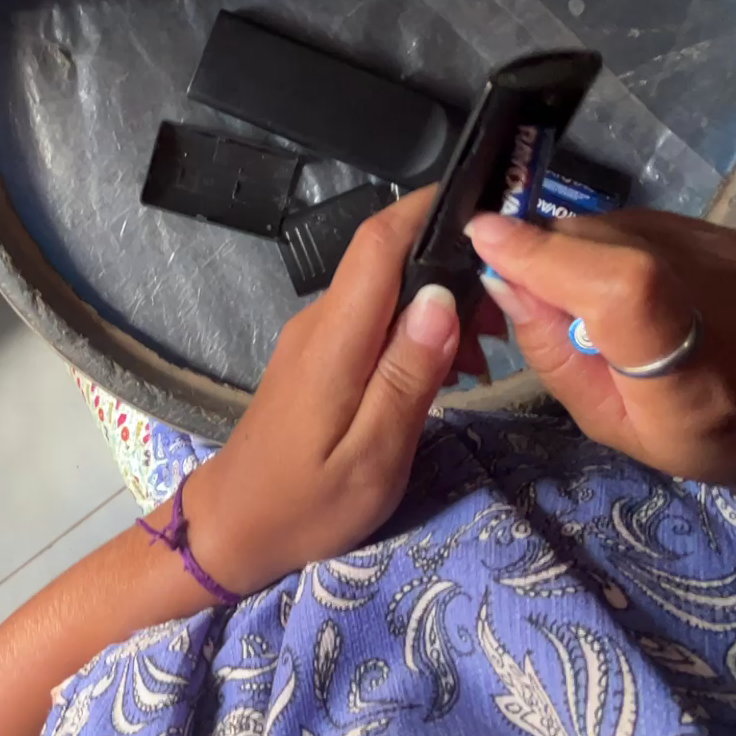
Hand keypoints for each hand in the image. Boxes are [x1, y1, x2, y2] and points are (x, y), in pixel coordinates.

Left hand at [186, 188, 490, 594]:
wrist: (234, 525)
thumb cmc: (304, 504)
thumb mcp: (373, 455)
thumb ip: (407, 375)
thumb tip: (441, 296)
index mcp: (333, 339)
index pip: (377, 243)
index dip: (427, 210)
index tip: (485, 210)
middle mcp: (318, 323)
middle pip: (387, 263)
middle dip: (449, 272)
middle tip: (502, 323)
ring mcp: (312, 338)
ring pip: (382, 294)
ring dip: (435, 310)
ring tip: (478, 361)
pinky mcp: (314, 357)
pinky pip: (368, 324)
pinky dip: (411, 334)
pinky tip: (439, 374)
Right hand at [464, 210, 735, 556]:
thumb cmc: (718, 446)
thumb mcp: (615, 427)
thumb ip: (555, 358)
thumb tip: (503, 283)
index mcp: (697, 381)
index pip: (623, 291)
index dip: (547, 257)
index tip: (482, 237)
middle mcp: (731, 303)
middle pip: (608, 244)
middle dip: (540, 248)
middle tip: (511, 273)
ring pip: (620, 223)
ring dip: (571, 244)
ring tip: (568, 284)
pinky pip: (646, 221)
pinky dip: (607, 241)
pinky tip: (614, 274)